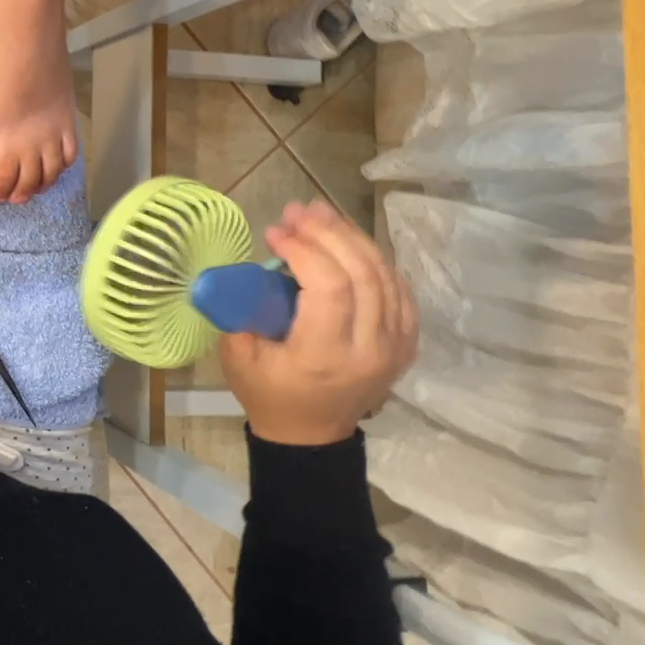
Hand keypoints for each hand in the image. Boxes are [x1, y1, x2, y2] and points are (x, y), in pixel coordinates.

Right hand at [219, 201, 417, 446]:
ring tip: (319, 215)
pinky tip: (347, 242)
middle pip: (363, 274)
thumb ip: (245, 310)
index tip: (274, 233)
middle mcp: (371, 350)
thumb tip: (254, 267)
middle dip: (328, 233)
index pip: (329, 288)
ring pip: (385, 275)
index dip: (304, 251)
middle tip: (296, 211)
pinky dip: (373, 258)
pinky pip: (398, 288)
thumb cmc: (266, 392)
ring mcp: (396, 346)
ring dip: (351, 238)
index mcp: (325, 356)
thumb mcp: (238, 354)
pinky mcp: (405, 342)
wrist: (309, 433)